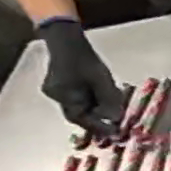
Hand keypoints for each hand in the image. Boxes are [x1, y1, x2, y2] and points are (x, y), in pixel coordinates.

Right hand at [37, 18, 124, 138]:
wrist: (66, 37)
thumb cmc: (84, 58)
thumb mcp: (102, 80)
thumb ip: (109, 100)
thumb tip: (115, 119)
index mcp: (65, 98)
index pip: (84, 121)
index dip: (101, 128)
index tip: (115, 133)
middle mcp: (56, 98)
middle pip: (80, 115)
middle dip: (98, 118)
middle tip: (114, 122)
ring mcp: (54, 91)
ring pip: (78, 106)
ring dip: (94, 108)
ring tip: (109, 106)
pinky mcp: (58, 84)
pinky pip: (75, 97)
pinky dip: (88, 99)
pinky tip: (98, 94)